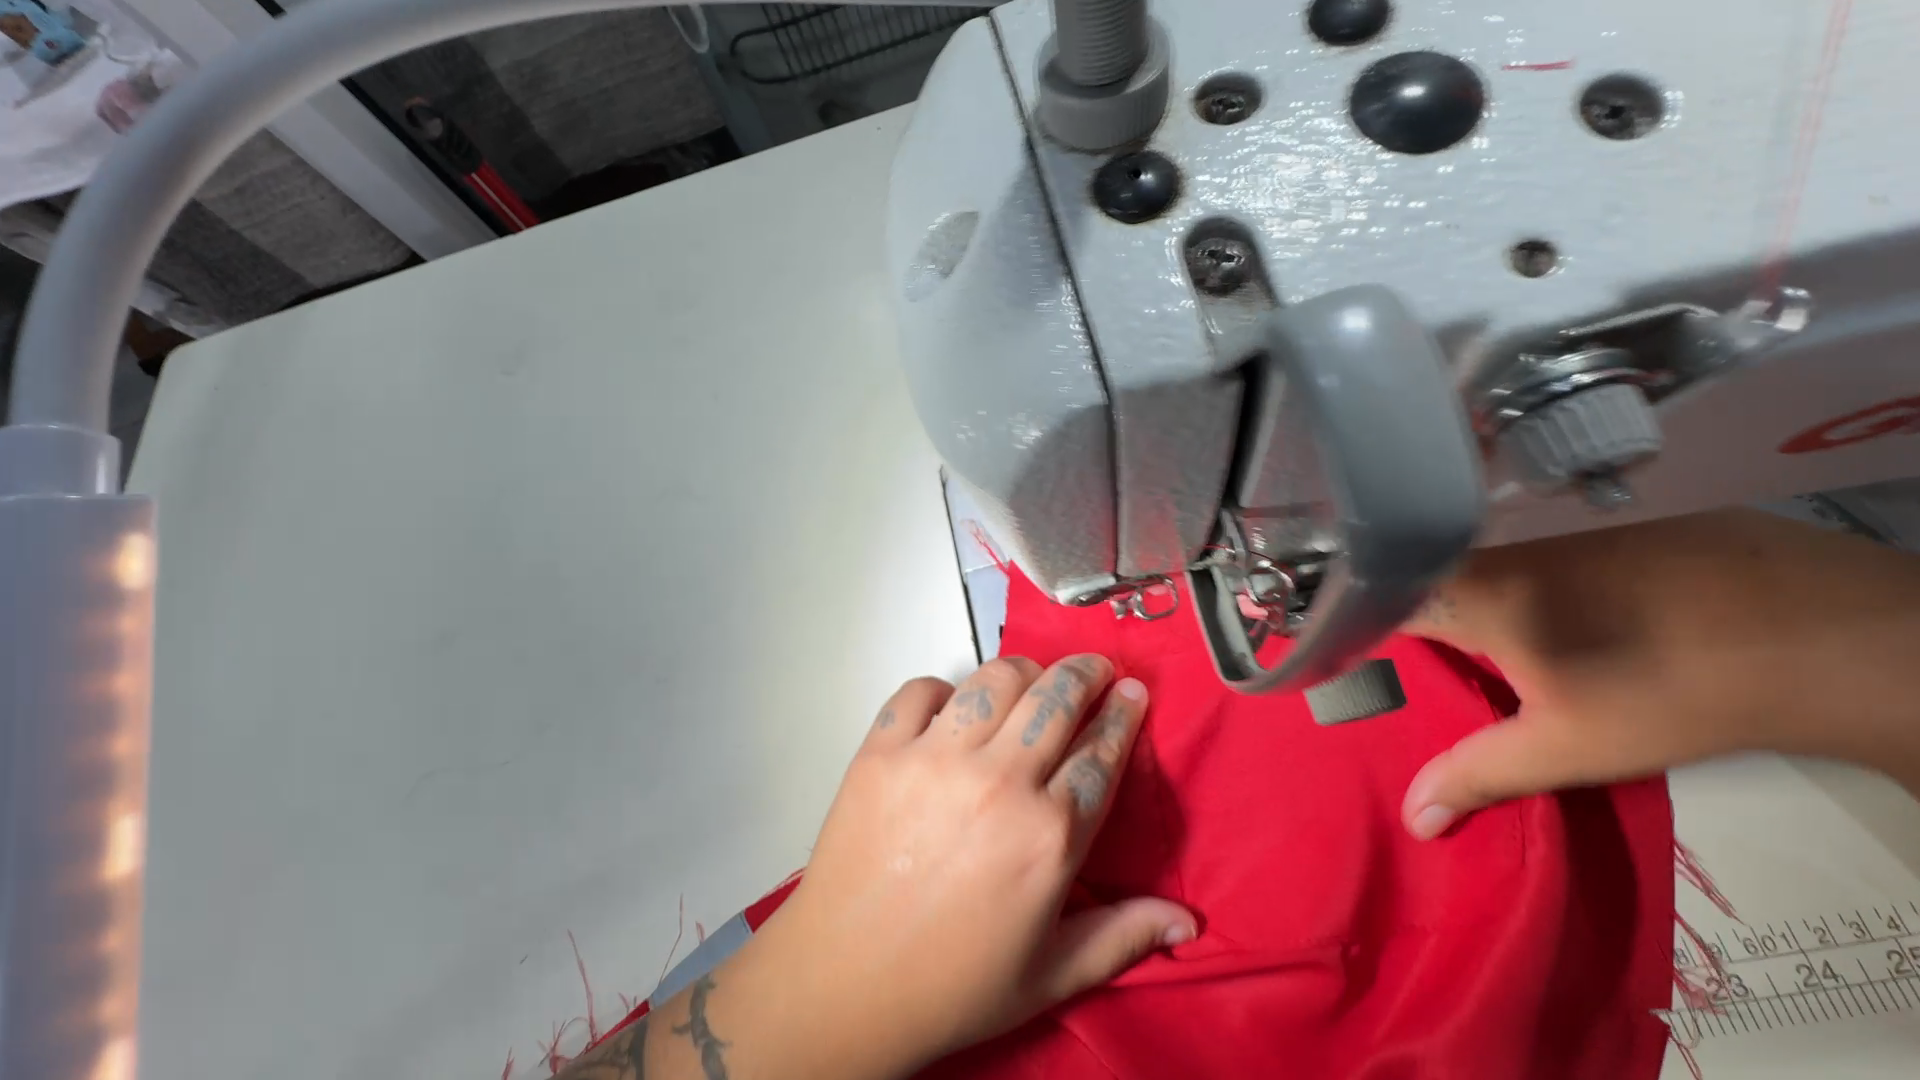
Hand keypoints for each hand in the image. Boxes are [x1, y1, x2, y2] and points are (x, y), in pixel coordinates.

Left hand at [699, 656, 1192, 1079]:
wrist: (842, 986)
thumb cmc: (953, 985)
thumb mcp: (1051, 975)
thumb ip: (1123, 937)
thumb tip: (1188, 921)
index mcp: (1050, 836)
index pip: (1102, 752)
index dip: (1124, 715)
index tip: (1134, 691)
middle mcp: (999, 783)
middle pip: (1057, 698)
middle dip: (1086, 673)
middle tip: (1094, 669)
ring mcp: (934, 760)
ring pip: (995, 681)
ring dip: (1024, 670)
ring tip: (1032, 678)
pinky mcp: (880, 751)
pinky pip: (919, 690)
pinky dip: (942, 689)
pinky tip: (952, 707)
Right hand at [1398, 509, 1919, 839]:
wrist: (1828, 638)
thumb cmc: (1671, 694)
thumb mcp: (1565, 747)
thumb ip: (1477, 775)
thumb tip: (1412, 819)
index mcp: (1477, 592)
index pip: (1380, 591)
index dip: (1358, 620)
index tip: (1351, 652)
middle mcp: (1510, 550)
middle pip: (1435, 576)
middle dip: (1422, 620)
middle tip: (1431, 668)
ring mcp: (1571, 532)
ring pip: (1497, 565)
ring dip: (1484, 603)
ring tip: (1505, 651)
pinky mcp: (1626, 527)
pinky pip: (1555, 556)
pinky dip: (1544, 588)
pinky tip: (1588, 622)